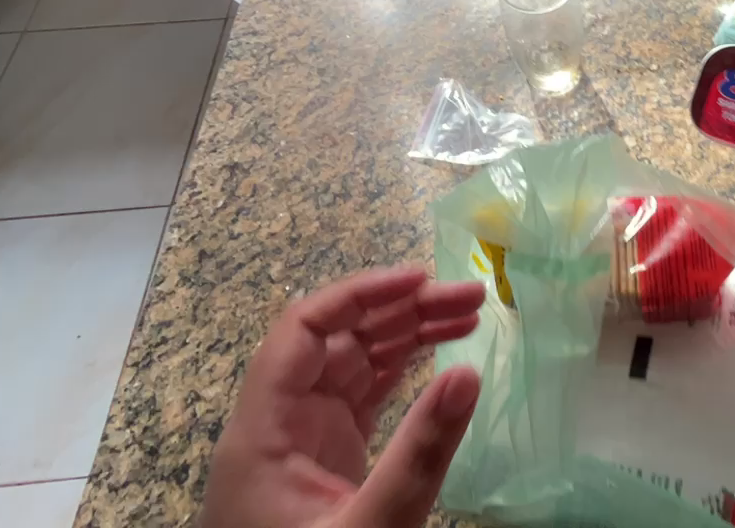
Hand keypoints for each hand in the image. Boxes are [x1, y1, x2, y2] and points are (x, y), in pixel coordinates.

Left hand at [198, 267, 485, 527]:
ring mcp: (306, 432)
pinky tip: (445, 351)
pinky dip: (407, 364)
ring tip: (471, 313)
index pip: (303, 329)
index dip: (359, 294)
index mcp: (264, 428)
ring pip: (359, 356)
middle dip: (404, 307)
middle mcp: (281, 418)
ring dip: (412, 329)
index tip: (420, 280)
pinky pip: (369, 387)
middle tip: (470, 297)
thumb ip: (419, 455)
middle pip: (340, 336)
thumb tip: (470, 374)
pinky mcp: (329, 449)